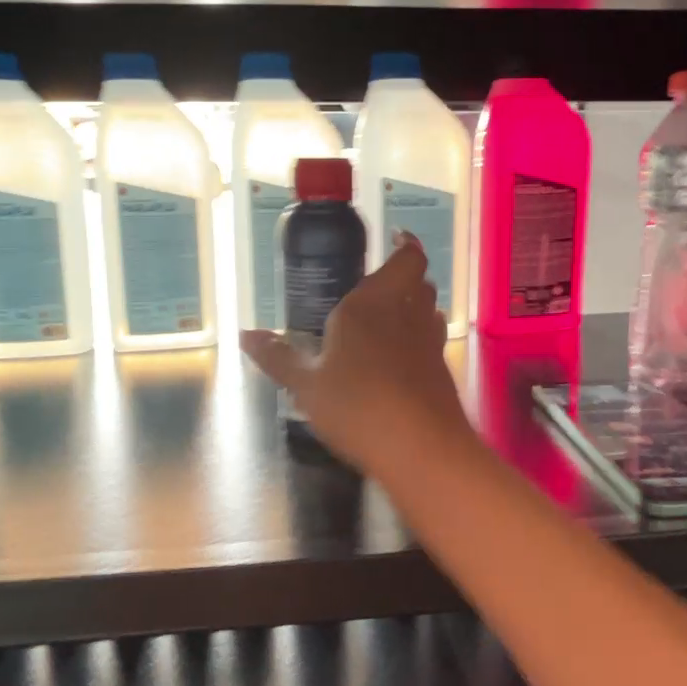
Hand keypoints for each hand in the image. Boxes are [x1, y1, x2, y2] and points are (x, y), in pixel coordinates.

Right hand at [241, 233, 473, 470]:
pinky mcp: (441, 371)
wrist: (420, 448)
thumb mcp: (306, 385)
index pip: (404, 258)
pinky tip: (397, 361)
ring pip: (428, 310)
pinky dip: (418, 340)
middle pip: (419, 280)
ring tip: (386, 319)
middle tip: (377, 285)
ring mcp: (429, 343)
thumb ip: (278, 357)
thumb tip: (245, 335)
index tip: (396, 237)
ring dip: (413, 307)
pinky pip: (431, 342)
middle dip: (404, 276)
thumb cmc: (356, 406)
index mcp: (371, 304)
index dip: (405, 244)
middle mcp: (406, 314)